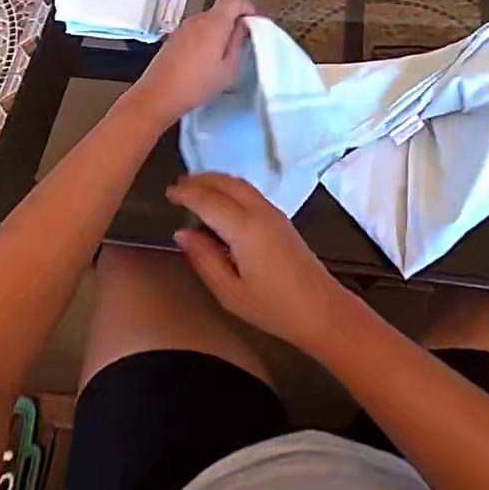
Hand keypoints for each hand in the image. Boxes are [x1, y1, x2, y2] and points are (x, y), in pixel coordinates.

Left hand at [121, 0, 254, 126]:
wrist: (158, 95)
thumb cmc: (196, 85)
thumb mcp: (228, 67)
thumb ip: (238, 41)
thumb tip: (242, 26)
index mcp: (213, 23)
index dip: (248, 6)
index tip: (254, 23)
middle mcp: (197, 20)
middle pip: (222, 10)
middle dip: (235, 22)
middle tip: (244, 44)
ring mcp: (183, 28)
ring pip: (210, 21)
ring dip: (221, 32)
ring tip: (225, 57)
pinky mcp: (175, 37)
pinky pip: (197, 30)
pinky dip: (207, 39)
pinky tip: (207, 61)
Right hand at [168, 173, 354, 352]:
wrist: (321, 309)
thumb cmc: (274, 308)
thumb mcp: (230, 293)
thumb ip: (204, 259)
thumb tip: (182, 233)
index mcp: (246, 229)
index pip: (209, 200)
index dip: (186, 194)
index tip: (167, 193)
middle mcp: (261, 213)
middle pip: (227, 183)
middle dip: (200, 180)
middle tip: (177, 187)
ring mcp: (275, 214)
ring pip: (241, 185)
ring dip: (216, 182)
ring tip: (194, 189)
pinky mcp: (282, 220)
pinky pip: (251, 193)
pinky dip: (230, 189)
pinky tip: (220, 203)